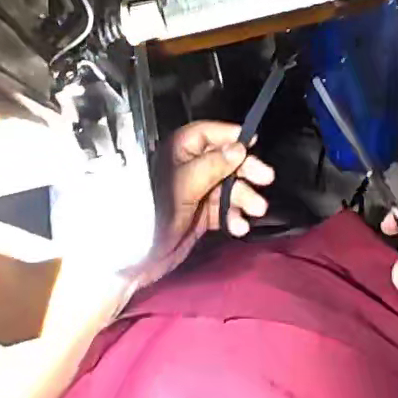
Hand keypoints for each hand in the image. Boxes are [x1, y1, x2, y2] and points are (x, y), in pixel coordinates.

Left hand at [138, 121, 274, 285]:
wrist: (131, 262)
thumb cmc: (150, 214)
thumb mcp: (181, 186)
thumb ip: (211, 166)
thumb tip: (239, 148)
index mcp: (176, 153)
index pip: (208, 134)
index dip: (230, 137)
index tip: (253, 143)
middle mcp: (188, 168)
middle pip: (224, 160)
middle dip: (245, 170)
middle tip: (266, 178)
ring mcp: (195, 192)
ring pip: (228, 186)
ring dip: (244, 197)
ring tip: (257, 210)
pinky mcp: (200, 215)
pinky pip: (223, 209)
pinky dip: (233, 216)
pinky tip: (239, 227)